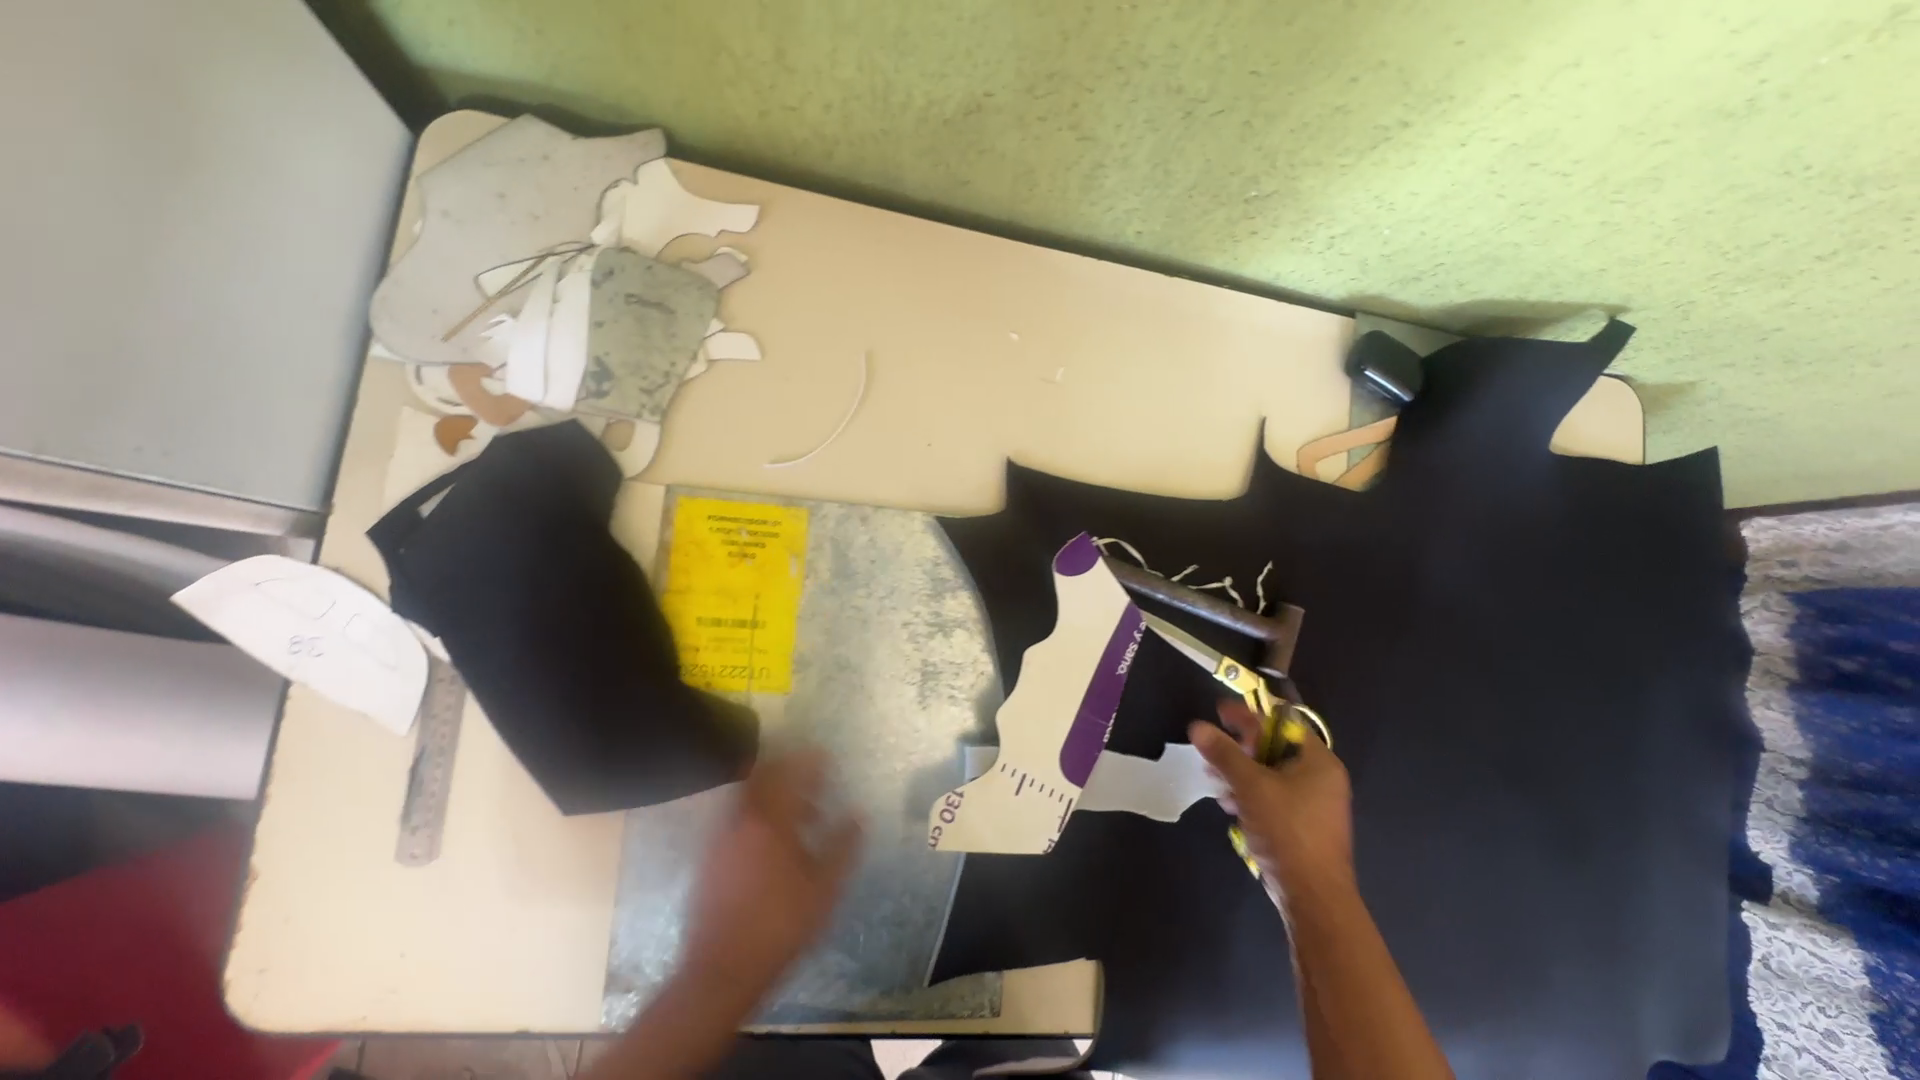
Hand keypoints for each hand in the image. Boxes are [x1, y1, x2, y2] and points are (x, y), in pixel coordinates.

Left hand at [679, 748, 863, 1011]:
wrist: (721, 969)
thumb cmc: (780, 929)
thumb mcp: (824, 891)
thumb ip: (843, 847)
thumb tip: (858, 815)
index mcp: (771, 823)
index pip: (791, 775)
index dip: (809, 760)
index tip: (825, 754)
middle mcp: (740, 820)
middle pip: (760, 775)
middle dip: (784, 765)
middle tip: (806, 770)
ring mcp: (719, 837)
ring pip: (744, 795)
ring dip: (767, 788)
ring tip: (793, 805)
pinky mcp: (707, 856)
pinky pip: (732, 815)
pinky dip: (752, 810)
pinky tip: (769, 834)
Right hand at [1189, 700, 1353, 899]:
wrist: (1313, 896)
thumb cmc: (1287, 831)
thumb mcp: (1251, 786)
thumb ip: (1225, 754)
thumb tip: (1197, 727)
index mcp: (1318, 761)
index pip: (1281, 724)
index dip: (1248, 717)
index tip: (1218, 711)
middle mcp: (1321, 779)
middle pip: (1273, 751)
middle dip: (1238, 751)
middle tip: (1210, 753)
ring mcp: (1313, 805)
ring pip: (1269, 777)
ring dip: (1239, 776)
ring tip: (1214, 781)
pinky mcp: (1301, 827)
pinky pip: (1272, 799)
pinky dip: (1249, 797)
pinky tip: (1229, 806)